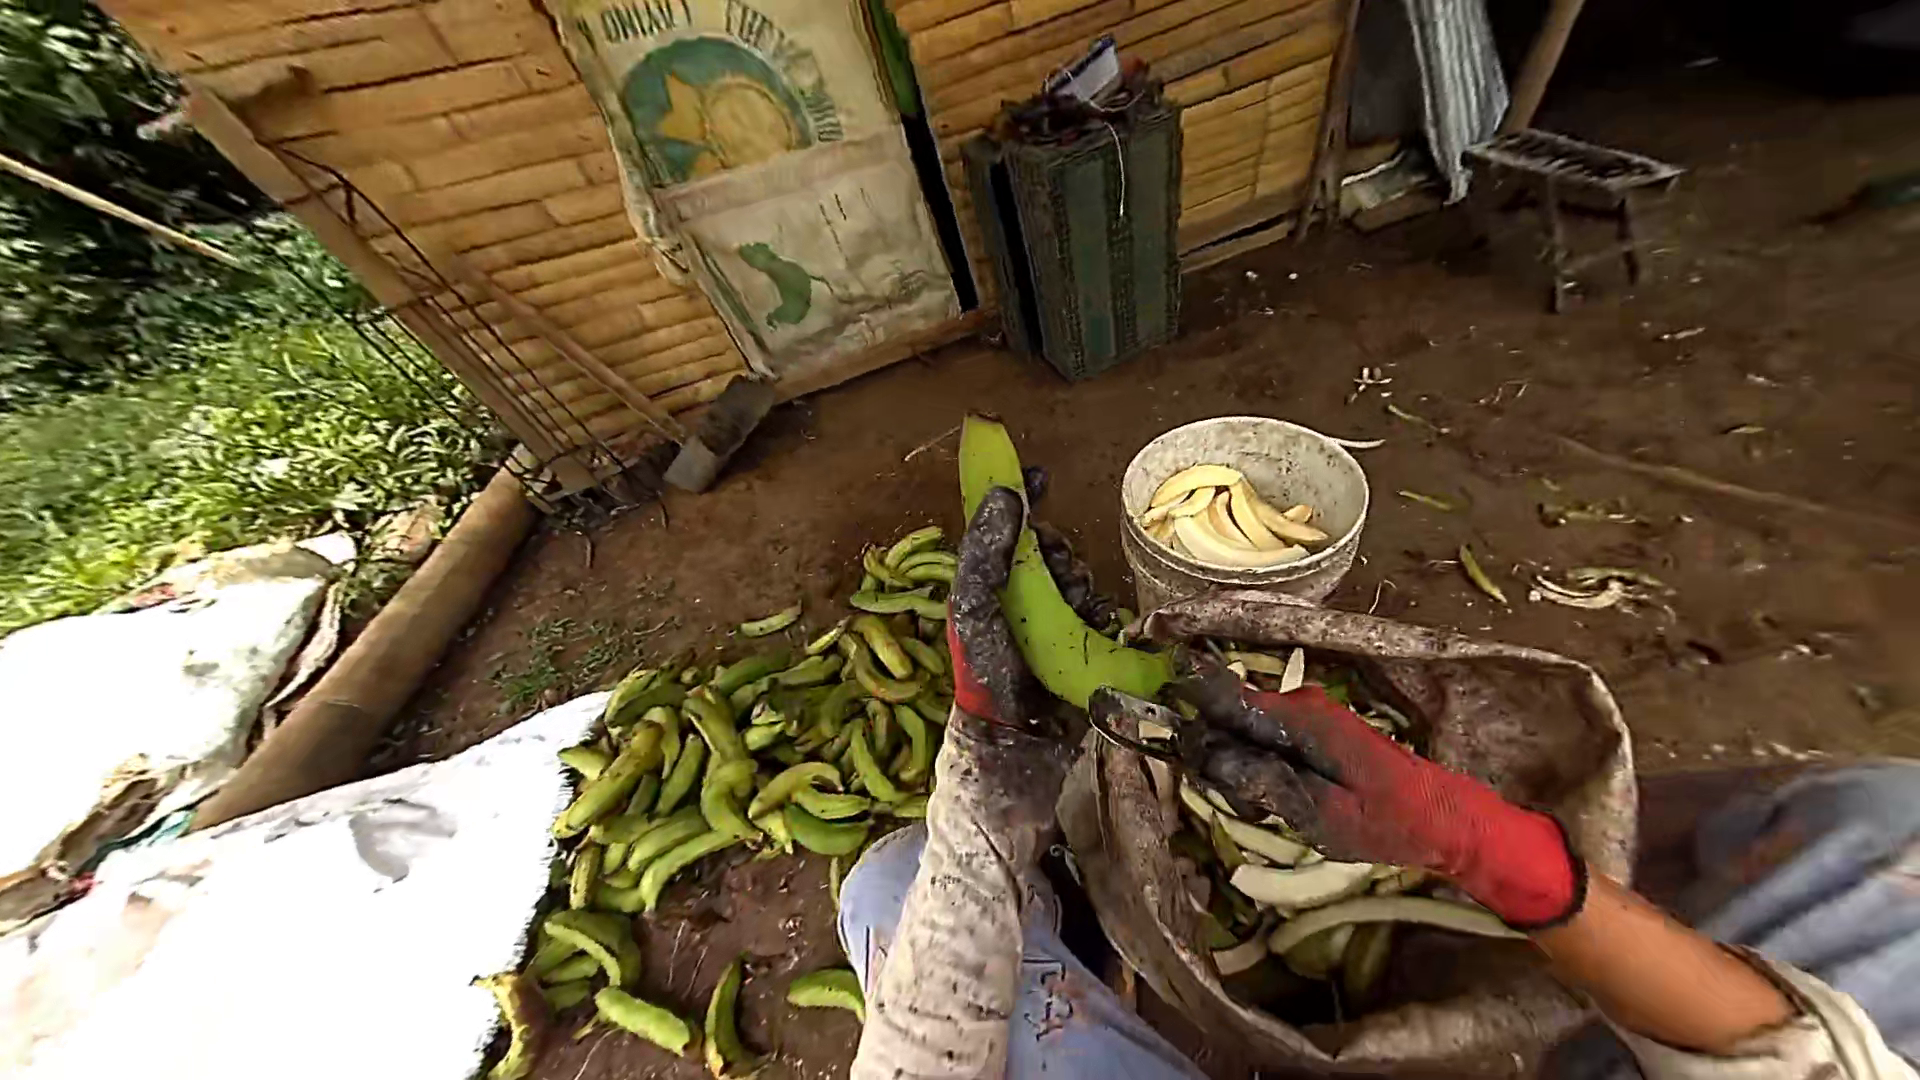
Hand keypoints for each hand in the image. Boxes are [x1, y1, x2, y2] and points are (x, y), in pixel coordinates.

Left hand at [942, 477, 1110, 867]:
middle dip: (1055, 554)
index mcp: (986, 584)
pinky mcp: (1080, 643)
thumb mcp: (974, 608)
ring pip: (1078, 577)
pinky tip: (1091, 632)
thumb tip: (1004, 495)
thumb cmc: (986, 674)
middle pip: (1049, 549)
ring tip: (1071, 615)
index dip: (1021, 497)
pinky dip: (1098, 614)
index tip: (1039, 475)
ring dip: (1079, 587)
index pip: (1004, 527)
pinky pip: (1099, 609)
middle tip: (1053, 573)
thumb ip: (984, 552)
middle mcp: (1017, 596)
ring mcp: (1050, 620)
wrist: (1017, 745)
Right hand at [1178, 663, 1585, 928]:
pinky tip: (1276, 791)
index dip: (1186, 687)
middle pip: (1226, 715)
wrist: (1449, 819)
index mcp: (1299, 718)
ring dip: (1235, 760)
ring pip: (1240, 727)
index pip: (1226, 693)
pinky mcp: (1306, 724)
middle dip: (1214, 750)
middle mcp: (1296, 703)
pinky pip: (1260, 735)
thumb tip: (1205, 752)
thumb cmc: (1390, 821)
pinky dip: (1254, 759)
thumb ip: (1264, 782)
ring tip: (1266, 805)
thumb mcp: (1325, 816)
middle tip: (1232, 796)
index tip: (1152, 685)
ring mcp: (1302, 711)